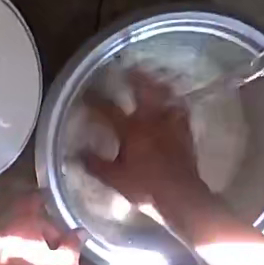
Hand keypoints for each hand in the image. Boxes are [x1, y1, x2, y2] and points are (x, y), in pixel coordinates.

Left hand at [0, 192, 80, 264]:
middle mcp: (3, 231)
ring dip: (29, 238)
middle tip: (57, 240)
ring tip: (45, 255)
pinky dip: (18, 249)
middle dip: (40, 225)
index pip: (31, 200)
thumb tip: (79, 231)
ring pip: (14, 233)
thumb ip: (72, 244)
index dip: (43, 198)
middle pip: (23, 218)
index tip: (54, 201)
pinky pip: (6, 246)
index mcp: (22, 226)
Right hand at [80, 70, 210, 211]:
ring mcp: (171, 125)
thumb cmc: (144, 187)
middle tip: (131, 70)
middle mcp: (151, 121)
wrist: (180, 195)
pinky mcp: (186, 133)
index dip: (96, 101)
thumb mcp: (114, 178)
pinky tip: (176, 106)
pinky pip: (182, 113)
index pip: (109, 110)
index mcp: (131, 130)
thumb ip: (95, 164)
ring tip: (156, 82)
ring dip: (160, 88)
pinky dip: (177, 106)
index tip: (87, 93)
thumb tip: (77, 154)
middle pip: (144, 91)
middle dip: (136, 79)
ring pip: (166, 98)